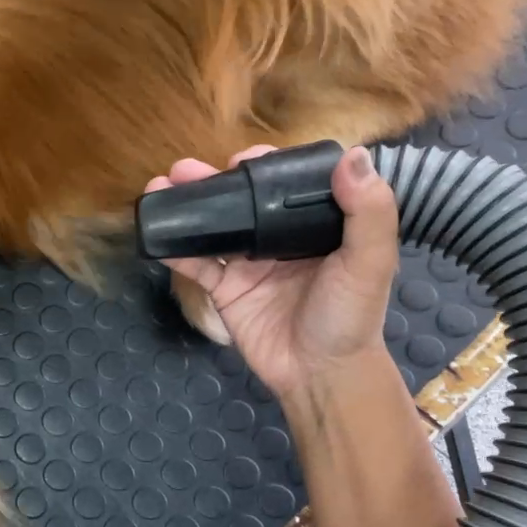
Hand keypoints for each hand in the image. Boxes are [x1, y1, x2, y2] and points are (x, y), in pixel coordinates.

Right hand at [152, 144, 399, 398]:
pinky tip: (156, 235)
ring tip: (160, 187)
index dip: (264, 167)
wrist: (318, 371)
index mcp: (317, 226)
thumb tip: (353, 155)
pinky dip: (175, 250)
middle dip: (211, 181)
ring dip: (186, 208)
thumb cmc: (351, 314)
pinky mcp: (223, 290)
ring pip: (213, 228)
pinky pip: (195, 265)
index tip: (243, 160)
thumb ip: (368, 210)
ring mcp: (247, 264)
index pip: (287, 186)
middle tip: (183, 168)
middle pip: (241, 202)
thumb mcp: (370, 260)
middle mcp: (279, 239)